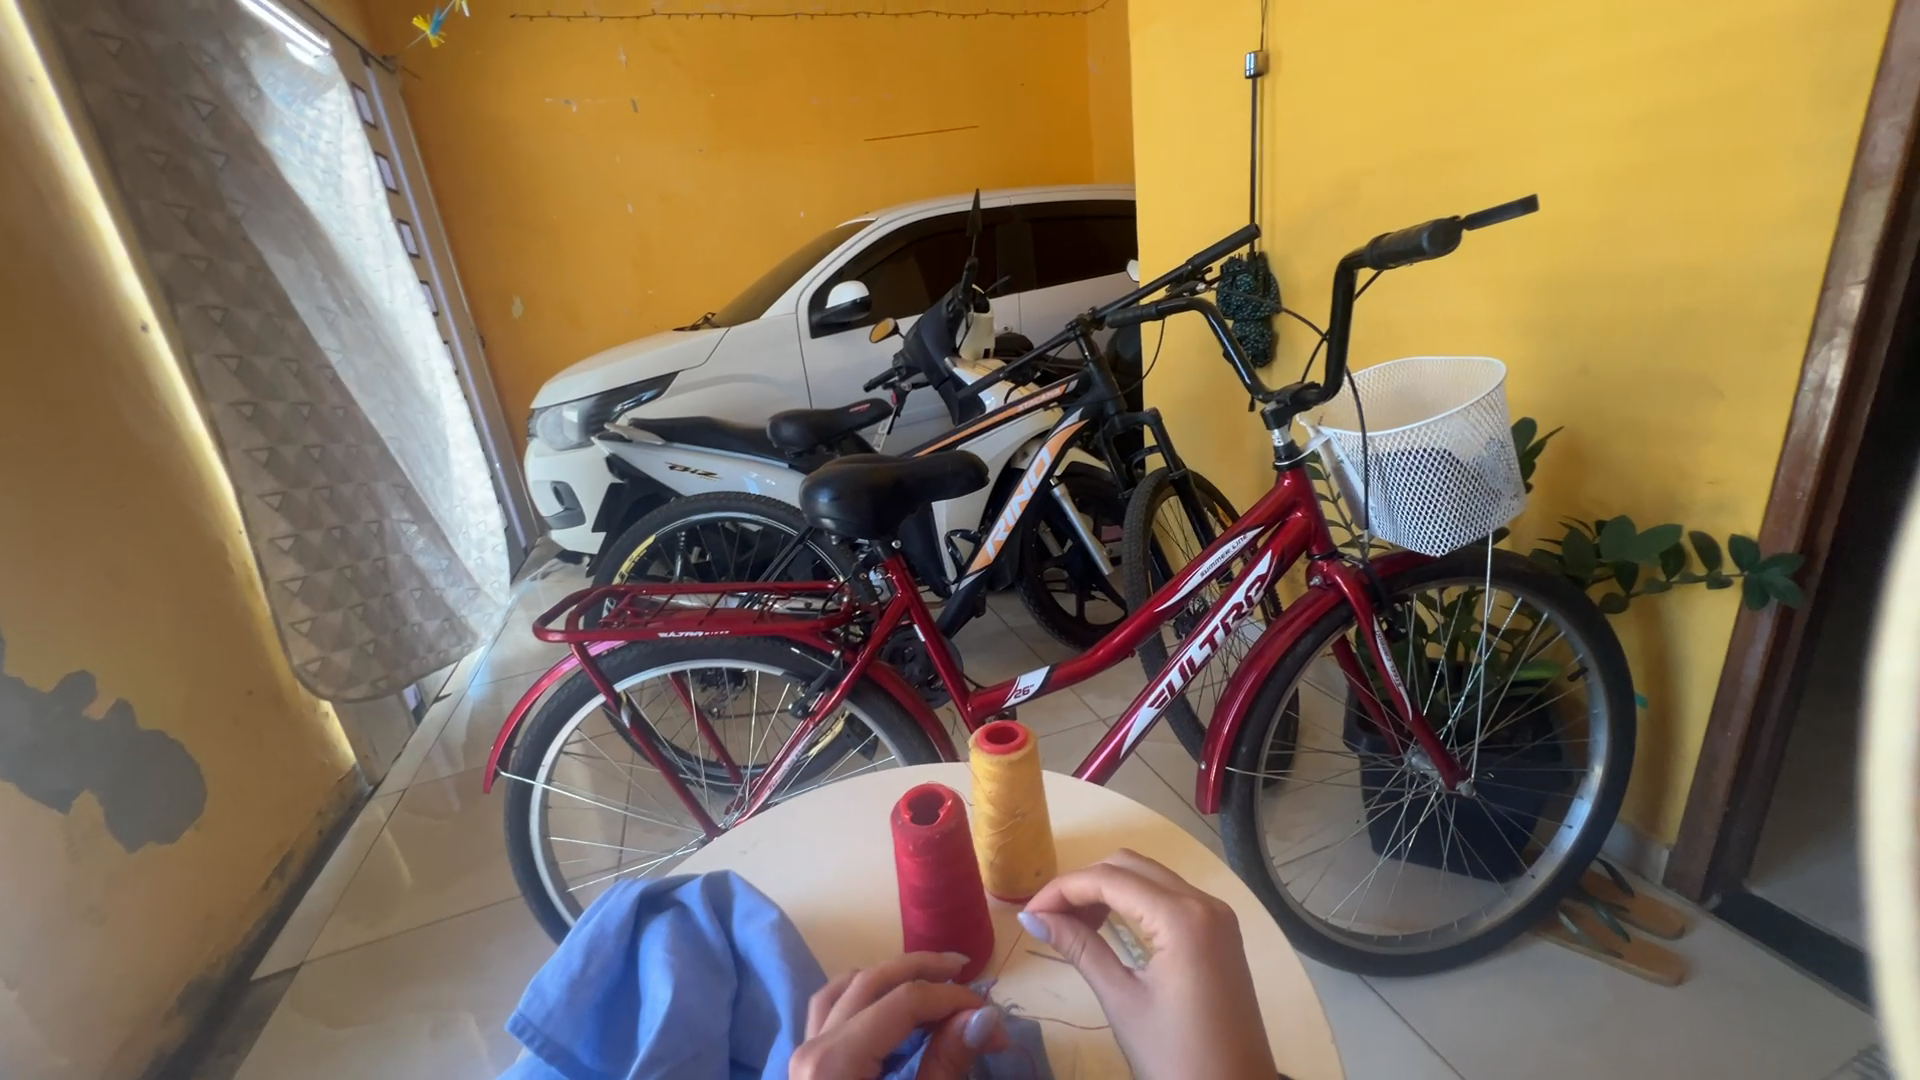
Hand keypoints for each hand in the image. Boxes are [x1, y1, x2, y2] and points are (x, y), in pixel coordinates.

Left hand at [789, 952, 1007, 1079]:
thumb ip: (944, 1065)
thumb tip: (983, 1015)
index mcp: (835, 1061)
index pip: (904, 1002)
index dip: (951, 999)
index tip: (990, 1014)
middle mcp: (812, 1048)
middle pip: (873, 982)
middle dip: (924, 971)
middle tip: (966, 969)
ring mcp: (801, 1055)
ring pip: (846, 988)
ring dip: (891, 976)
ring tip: (930, 978)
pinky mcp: (804, 1069)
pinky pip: (828, 1010)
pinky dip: (861, 993)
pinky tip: (885, 1000)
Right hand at [1019, 850, 1272, 1079]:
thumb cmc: (1178, 1059)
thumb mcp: (1122, 1001)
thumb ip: (1079, 947)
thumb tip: (1032, 917)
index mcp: (1182, 917)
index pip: (1109, 879)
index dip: (1063, 889)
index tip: (1030, 912)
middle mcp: (1203, 901)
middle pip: (1129, 865)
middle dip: (1084, 883)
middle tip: (1050, 916)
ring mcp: (1215, 913)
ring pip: (1148, 875)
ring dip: (1107, 888)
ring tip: (1073, 922)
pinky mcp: (1218, 929)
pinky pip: (1167, 894)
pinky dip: (1133, 899)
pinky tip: (1108, 923)